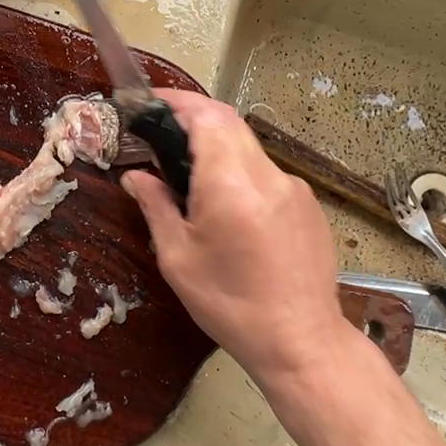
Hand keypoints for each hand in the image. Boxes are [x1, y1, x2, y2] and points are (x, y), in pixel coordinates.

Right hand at [122, 90, 355, 383]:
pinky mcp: (309, 205)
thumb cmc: (231, 305)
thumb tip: (136, 176)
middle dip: (195, 118)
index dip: (178, 101)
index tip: (152, 102)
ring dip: (219, 146)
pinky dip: (242, 171)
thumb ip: (156, 207)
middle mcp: (266, 176)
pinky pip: (267, 173)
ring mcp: (293, 189)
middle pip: (229, 123)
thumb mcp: (178, 259)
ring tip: (191, 174)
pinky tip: (229, 207)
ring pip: (249, 147)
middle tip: (163, 132)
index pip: (206, 116)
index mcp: (230, 185)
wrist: (302, 343)